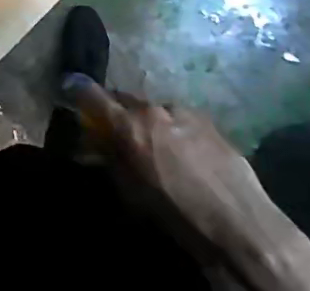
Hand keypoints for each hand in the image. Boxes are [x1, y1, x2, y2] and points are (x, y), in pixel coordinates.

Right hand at [69, 80, 269, 248]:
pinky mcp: (207, 118)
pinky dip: (174, 129)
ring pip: (155, 110)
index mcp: (130, 125)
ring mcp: (183, 110)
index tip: (69, 85)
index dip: (78, 89)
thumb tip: (95, 147)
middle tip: (117, 131)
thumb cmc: (178, 216)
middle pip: (125, 99)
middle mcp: (153, 108)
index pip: (93, 95)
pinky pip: (179, 118)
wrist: (239, 224)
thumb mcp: (133, 195)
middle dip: (118, 111)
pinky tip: (184, 153)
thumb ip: (112, 162)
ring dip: (149, 122)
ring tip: (157, 148)